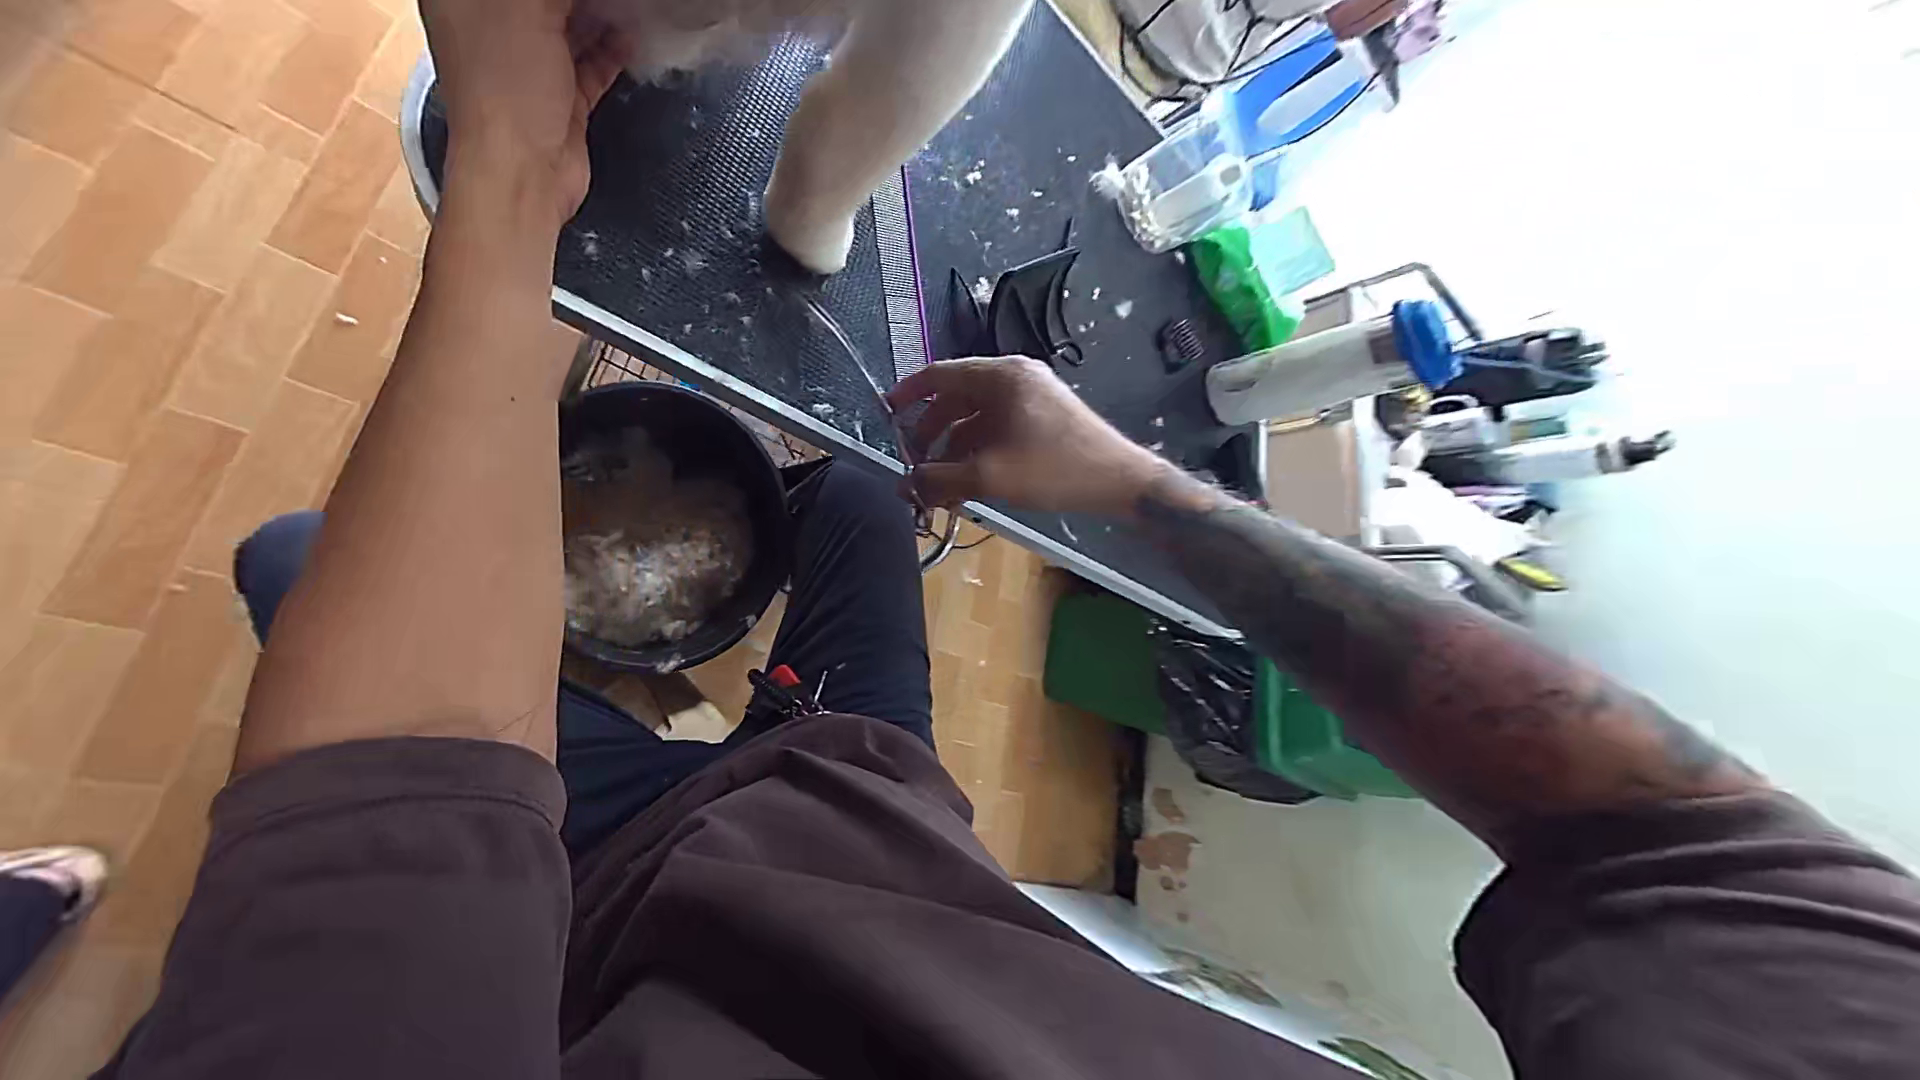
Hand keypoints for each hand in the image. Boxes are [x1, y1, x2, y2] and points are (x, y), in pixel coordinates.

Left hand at [421, 0, 627, 227]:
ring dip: (597, 13)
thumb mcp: (526, 11)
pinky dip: (610, 52)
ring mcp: (530, 64)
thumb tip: (583, 0)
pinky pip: (589, 65)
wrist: (524, 170)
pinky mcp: (562, 97)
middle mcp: (492, 23)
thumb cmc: (508, 84)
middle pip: (542, 0)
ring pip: (567, 26)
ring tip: (627, 5)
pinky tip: (631, 37)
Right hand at [886, 356, 1184, 517]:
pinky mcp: (1043, 416)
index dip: (908, 395)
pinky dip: (979, 449)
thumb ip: (939, 479)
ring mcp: (1032, 395)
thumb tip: (902, 486)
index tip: (887, 416)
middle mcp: (1015, 377)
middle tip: (915, 461)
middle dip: (931, 431)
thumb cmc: (1054, 470)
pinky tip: (970, 479)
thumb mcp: (990, 476)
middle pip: (956, 397)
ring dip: (955, 446)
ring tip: (941, 482)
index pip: (940, 374)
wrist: (1119, 481)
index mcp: (1001, 377)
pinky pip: (998, 426)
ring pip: (977, 416)